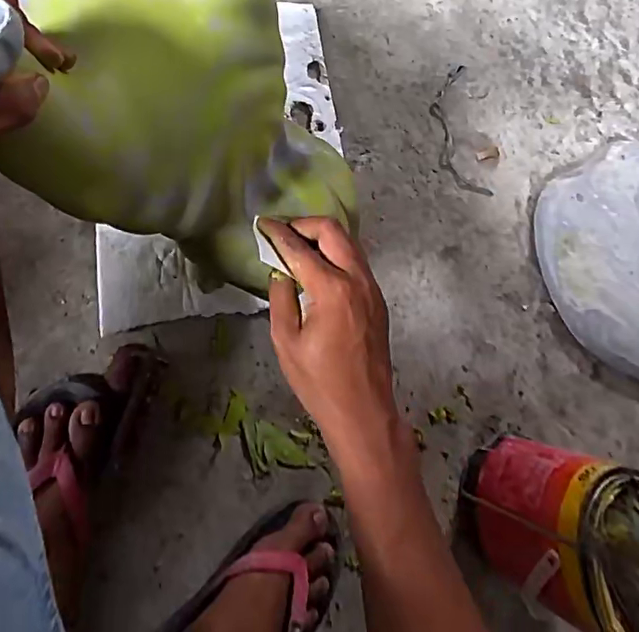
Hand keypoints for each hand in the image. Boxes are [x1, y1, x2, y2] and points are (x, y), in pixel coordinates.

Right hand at [261, 218, 399, 444]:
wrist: (364, 413)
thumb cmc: (319, 382)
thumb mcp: (285, 340)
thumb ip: (280, 296)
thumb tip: (281, 272)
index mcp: (332, 290)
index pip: (300, 248)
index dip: (278, 233)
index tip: (262, 225)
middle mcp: (357, 281)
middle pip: (332, 231)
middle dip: (303, 224)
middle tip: (281, 233)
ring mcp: (371, 289)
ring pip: (348, 242)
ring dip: (321, 236)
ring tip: (295, 246)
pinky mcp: (376, 299)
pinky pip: (355, 261)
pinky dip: (334, 252)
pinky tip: (316, 267)